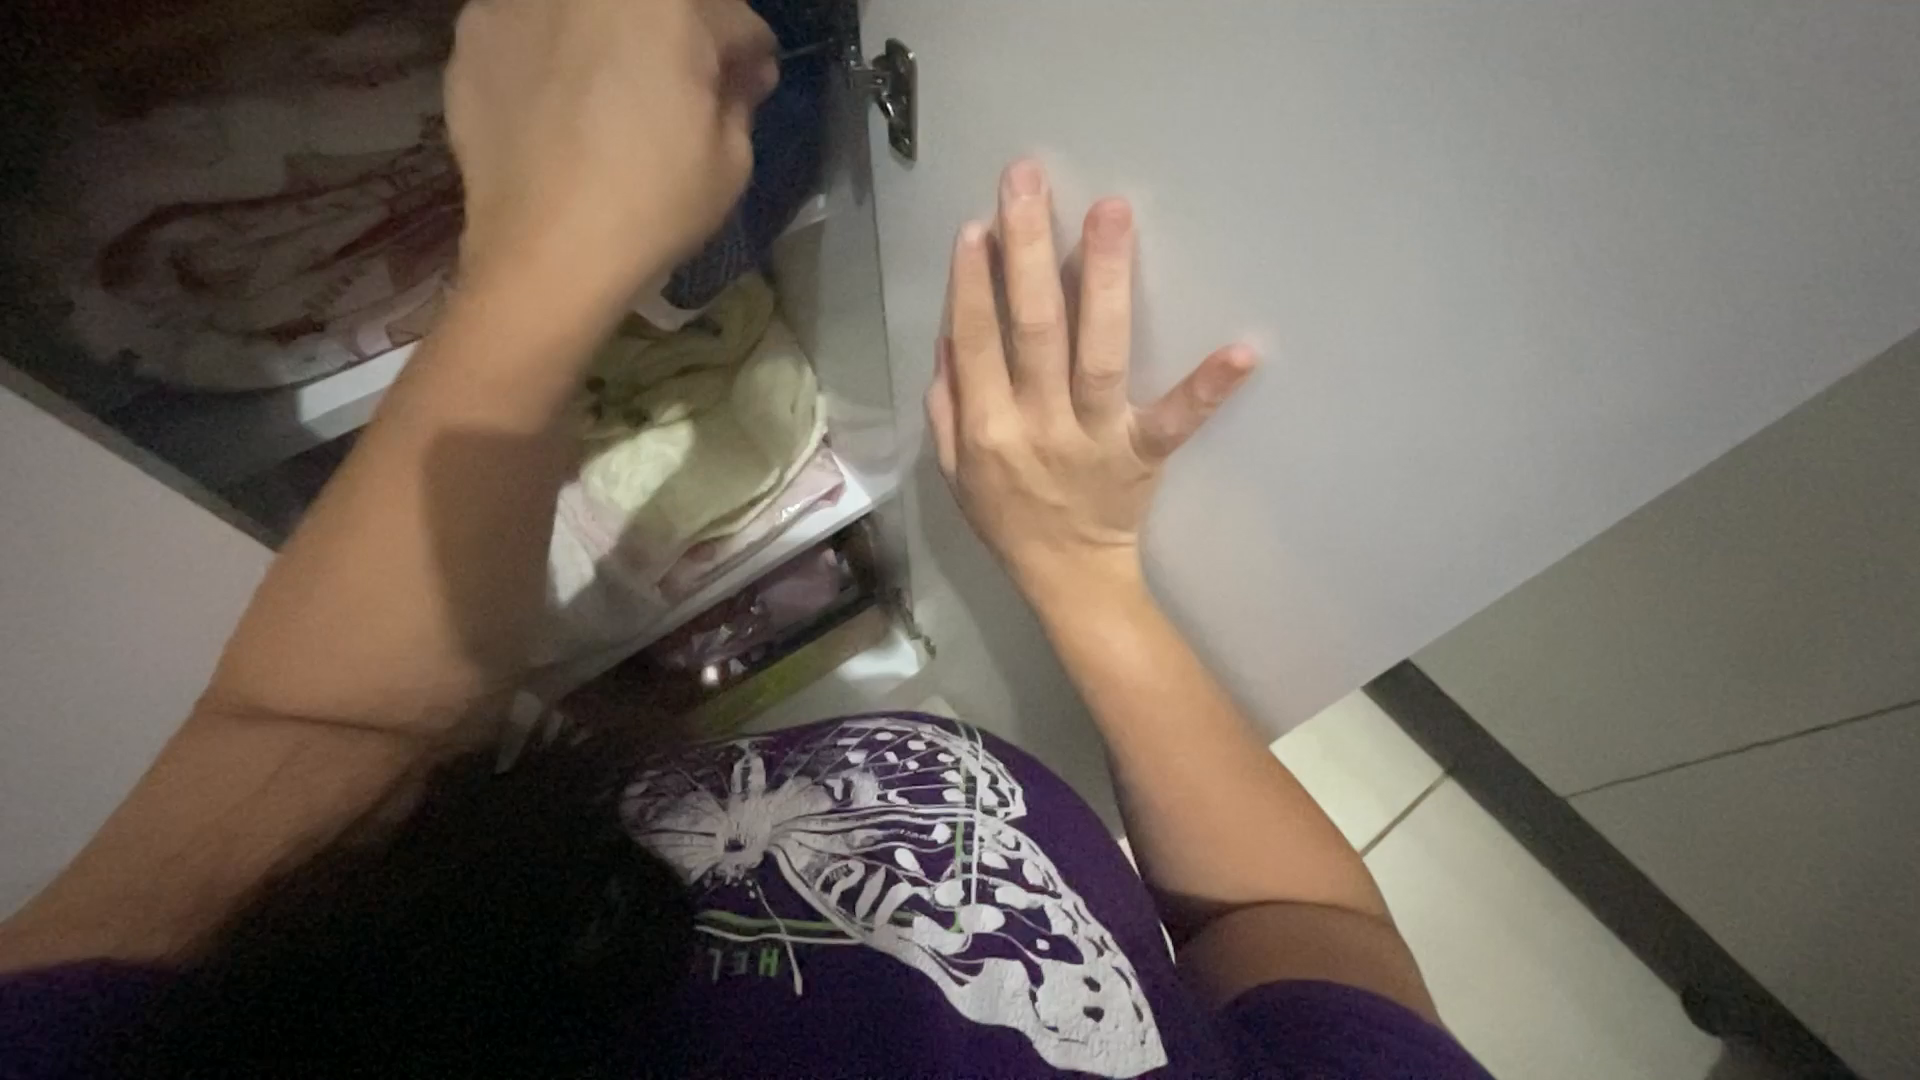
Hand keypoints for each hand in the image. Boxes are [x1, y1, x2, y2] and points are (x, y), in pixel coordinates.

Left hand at [446, 0, 776, 310]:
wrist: (546, 251)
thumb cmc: (655, 207)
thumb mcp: (730, 164)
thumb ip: (740, 99)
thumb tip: (742, 73)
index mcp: (670, 5)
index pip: (734, 17)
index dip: (750, 56)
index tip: (751, 85)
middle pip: (660, 4)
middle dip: (683, 38)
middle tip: (687, 89)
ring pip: (593, 12)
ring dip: (616, 40)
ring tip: (616, 96)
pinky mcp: (476, 25)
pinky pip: (538, 27)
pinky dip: (557, 54)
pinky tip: (562, 108)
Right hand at [926, 160, 1255, 605]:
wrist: (1066, 575)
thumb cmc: (1006, 518)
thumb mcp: (954, 471)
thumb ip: (946, 406)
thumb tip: (949, 338)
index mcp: (987, 430)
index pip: (976, 344)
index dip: (973, 284)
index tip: (979, 225)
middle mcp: (1037, 426)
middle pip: (1033, 331)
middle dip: (1028, 251)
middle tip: (1028, 179)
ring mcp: (1095, 439)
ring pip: (1098, 354)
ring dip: (1104, 281)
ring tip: (1111, 212)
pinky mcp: (1144, 454)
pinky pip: (1176, 420)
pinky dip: (1207, 388)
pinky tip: (1243, 350)